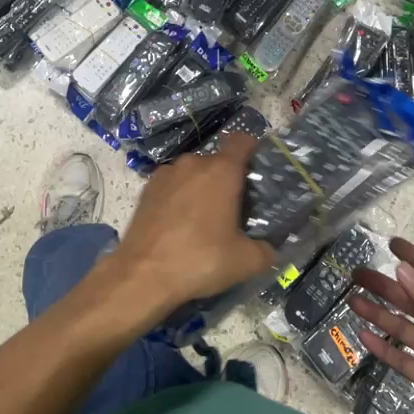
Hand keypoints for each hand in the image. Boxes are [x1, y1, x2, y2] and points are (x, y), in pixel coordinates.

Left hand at [105, 133, 276, 314]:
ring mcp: (166, 173)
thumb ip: (265, 250)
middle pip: (217, 161)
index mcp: (221, 171)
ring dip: (201, 188)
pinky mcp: (147, 187)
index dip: (251, 149)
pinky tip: (180, 223)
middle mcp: (193, 163)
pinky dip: (180, 196)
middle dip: (227, 179)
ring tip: (205, 218)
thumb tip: (268, 248)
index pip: (241, 142)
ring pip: (193, 173)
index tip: (257, 167)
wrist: (144, 272)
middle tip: (234, 208)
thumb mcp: (245, 262)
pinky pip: (173, 184)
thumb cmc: (200, 259)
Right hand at [349, 239, 413, 413]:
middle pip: (413, 300)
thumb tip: (402, 269)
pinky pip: (401, 359)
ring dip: (378, 312)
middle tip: (358, 273)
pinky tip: (363, 336)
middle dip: (386, 285)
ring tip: (352, 300)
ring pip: (402, 326)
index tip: (391, 243)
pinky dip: (382, 348)